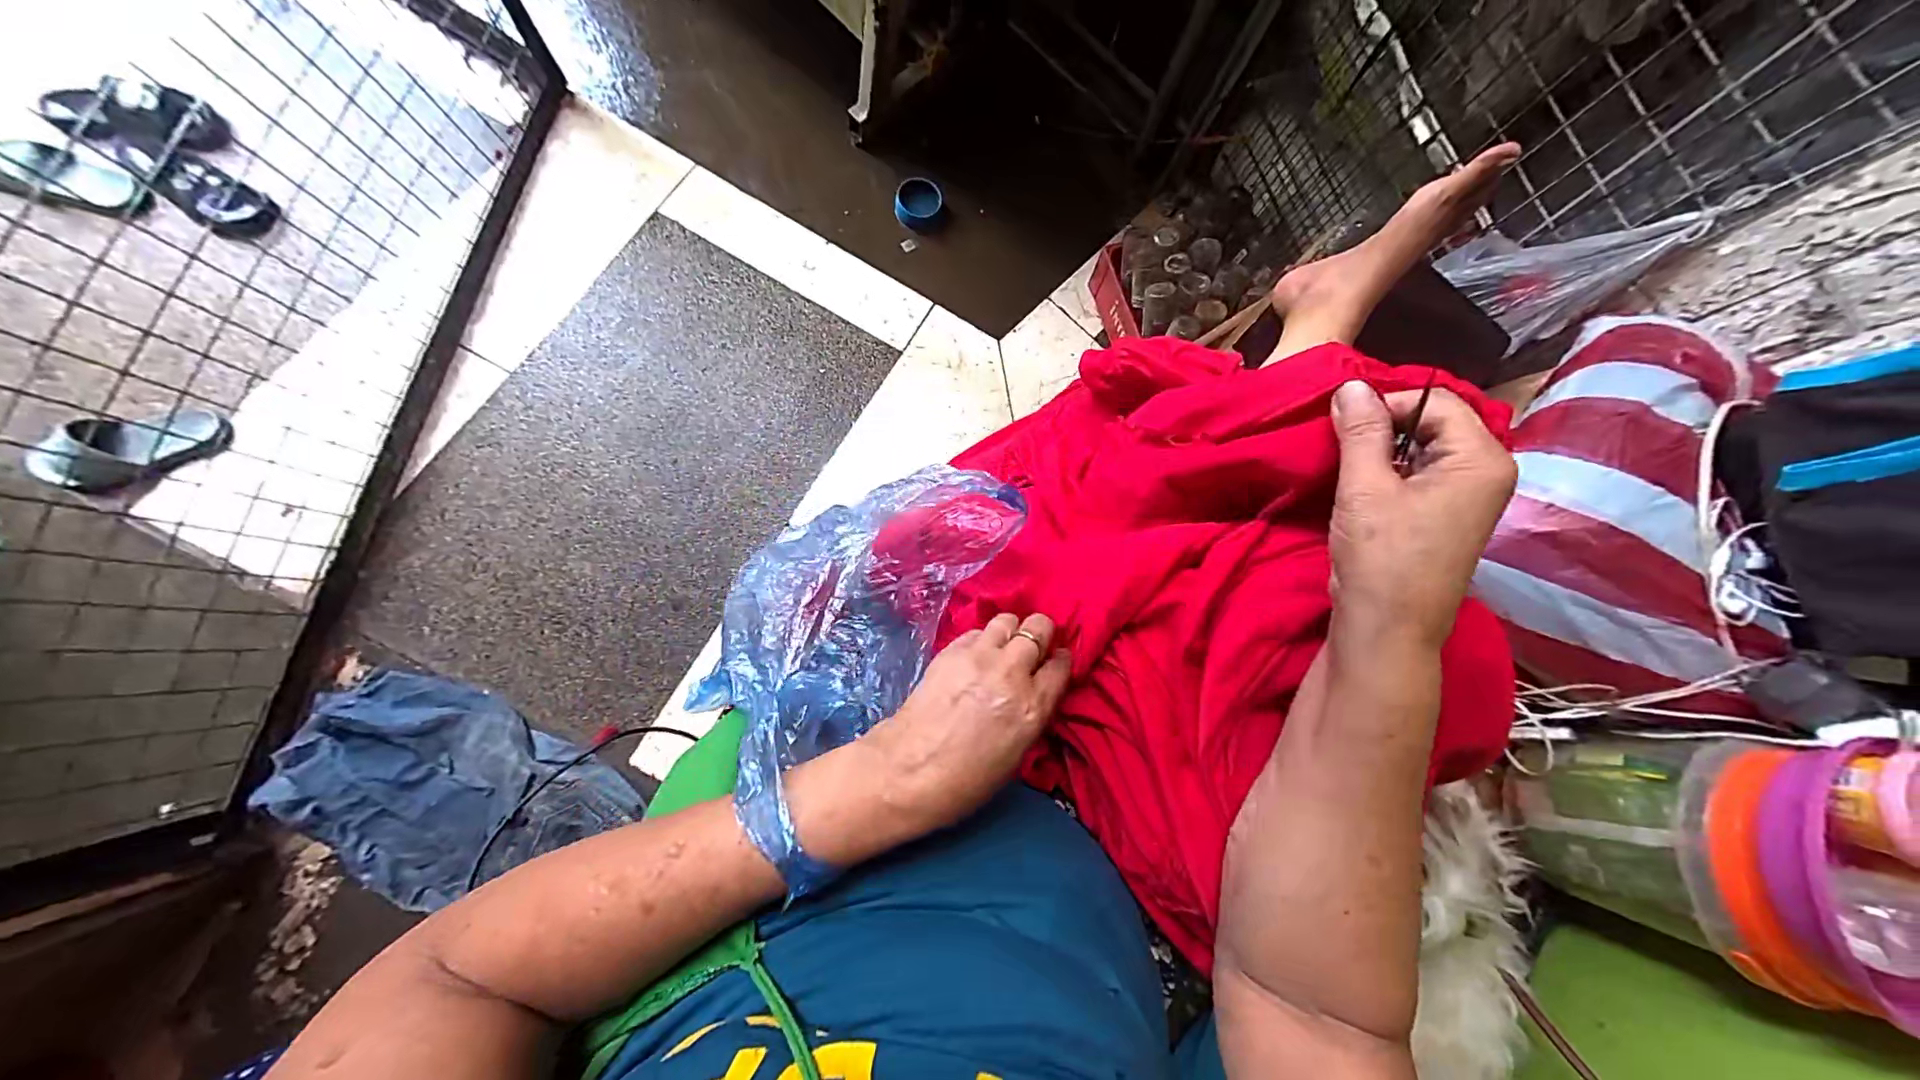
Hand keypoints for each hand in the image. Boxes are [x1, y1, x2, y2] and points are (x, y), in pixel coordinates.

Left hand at [857, 612, 1070, 835]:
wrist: (909, 770)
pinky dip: (981, 640)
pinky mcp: (950, 650)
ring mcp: (978, 656)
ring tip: (1003, 646)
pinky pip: (976, 632)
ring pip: (1006, 620)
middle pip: (1038, 628)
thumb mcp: (1018, 753)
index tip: (1054, 662)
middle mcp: (1011, 672)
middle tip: (1032, 647)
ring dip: (1010, 631)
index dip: (1060, 660)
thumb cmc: (967, 779)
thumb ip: (1032, 713)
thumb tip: (1033, 693)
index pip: (1061, 664)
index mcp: (1033, 705)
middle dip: (1040, 634)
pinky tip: (975, 656)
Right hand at [1326, 380, 1515, 648]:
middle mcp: (1484, 473)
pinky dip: (1385, 473)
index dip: (1388, 404)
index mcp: (1482, 460)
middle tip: (1340, 441)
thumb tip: (1350, 386)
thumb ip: (1361, 431)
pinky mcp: (1441, 517)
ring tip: (1344, 463)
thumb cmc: (1382, 556)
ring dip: (1380, 451)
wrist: (1385, 627)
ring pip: (1419, 450)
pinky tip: (1357, 487)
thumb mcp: (1366, 487)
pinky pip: (1415, 475)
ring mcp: (1464, 498)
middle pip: (1433, 424)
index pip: (1439, 403)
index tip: (1343, 421)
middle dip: (1383, 426)